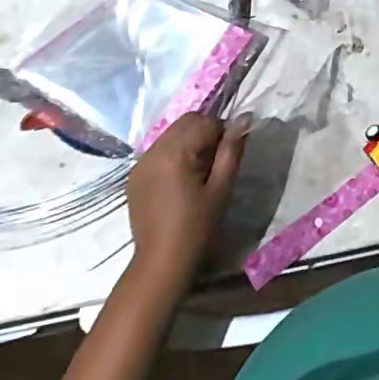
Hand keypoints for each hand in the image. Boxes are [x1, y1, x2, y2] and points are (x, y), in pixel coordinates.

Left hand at [125, 113, 247, 284]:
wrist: (162, 261)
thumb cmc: (197, 226)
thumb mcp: (221, 188)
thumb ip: (232, 150)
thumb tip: (244, 118)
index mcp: (175, 153)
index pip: (205, 122)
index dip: (224, 131)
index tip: (231, 153)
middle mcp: (153, 150)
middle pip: (186, 122)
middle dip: (206, 131)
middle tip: (217, 159)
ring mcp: (140, 162)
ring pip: (171, 134)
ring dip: (189, 141)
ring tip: (200, 170)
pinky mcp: (134, 175)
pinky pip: (158, 150)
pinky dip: (174, 153)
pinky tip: (181, 179)